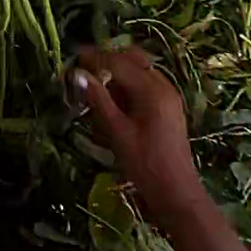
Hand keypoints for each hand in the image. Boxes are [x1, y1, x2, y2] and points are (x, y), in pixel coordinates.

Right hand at [74, 45, 206, 222]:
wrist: (176, 192)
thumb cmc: (145, 165)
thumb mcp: (117, 133)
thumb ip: (98, 100)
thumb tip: (78, 74)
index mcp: (151, 89)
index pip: (118, 62)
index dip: (94, 58)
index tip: (73, 58)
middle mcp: (163, 85)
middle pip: (132, 58)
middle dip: (107, 59)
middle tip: (84, 69)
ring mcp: (168, 94)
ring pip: (140, 69)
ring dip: (118, 71)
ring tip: (95, 85)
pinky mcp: (168, 105)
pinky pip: (146, 83)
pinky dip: (128, 84)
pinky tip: (114, 99)